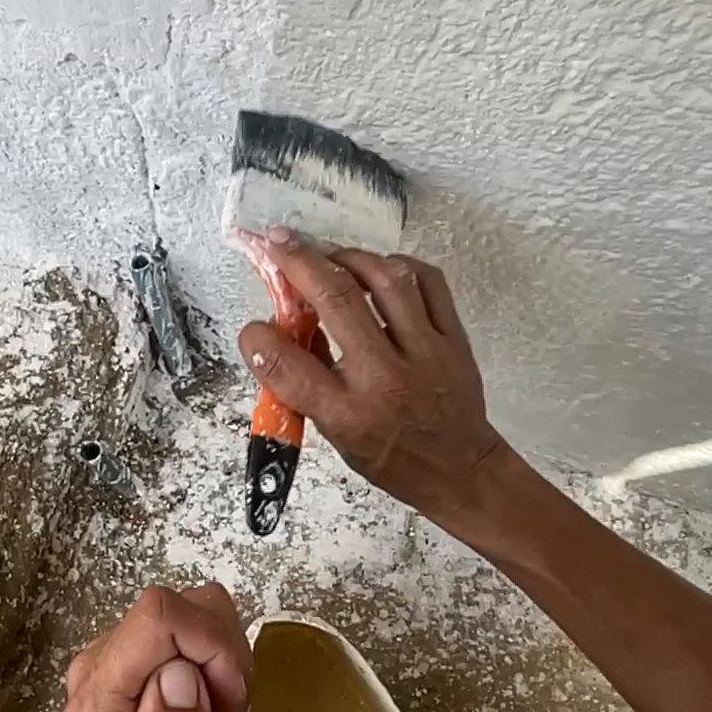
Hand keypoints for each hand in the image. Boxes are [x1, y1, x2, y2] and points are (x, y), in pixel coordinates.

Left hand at [61, 584, 250, 711]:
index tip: (229, 699)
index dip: (211, 644)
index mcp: (97, 704)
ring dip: (226, 659)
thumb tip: (176, 674)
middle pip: (178, 608)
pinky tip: (215, 705)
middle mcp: (100, 668)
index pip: (156, 617)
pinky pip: (199, 624)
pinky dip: (223, 659)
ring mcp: (122, 657)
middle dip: (223, 656)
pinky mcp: (145, 654)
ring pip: (194, 607)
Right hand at [237, 228, 510, 520]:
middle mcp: (385, 379)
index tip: (252, 328)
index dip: (259, 340)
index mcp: (348, 414)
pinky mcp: (454, 339)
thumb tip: (280, 329)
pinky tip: (377, 268)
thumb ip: (303, 383)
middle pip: (338, 303)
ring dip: (349, 257)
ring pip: (386, 281)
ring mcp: (425, 354)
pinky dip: (397, 265)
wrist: (460, 470)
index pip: (289, 368)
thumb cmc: (389, 454)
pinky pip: (429, 282)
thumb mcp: (333, 434)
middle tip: (279, 242)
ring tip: (328, 254)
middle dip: (301, 263)